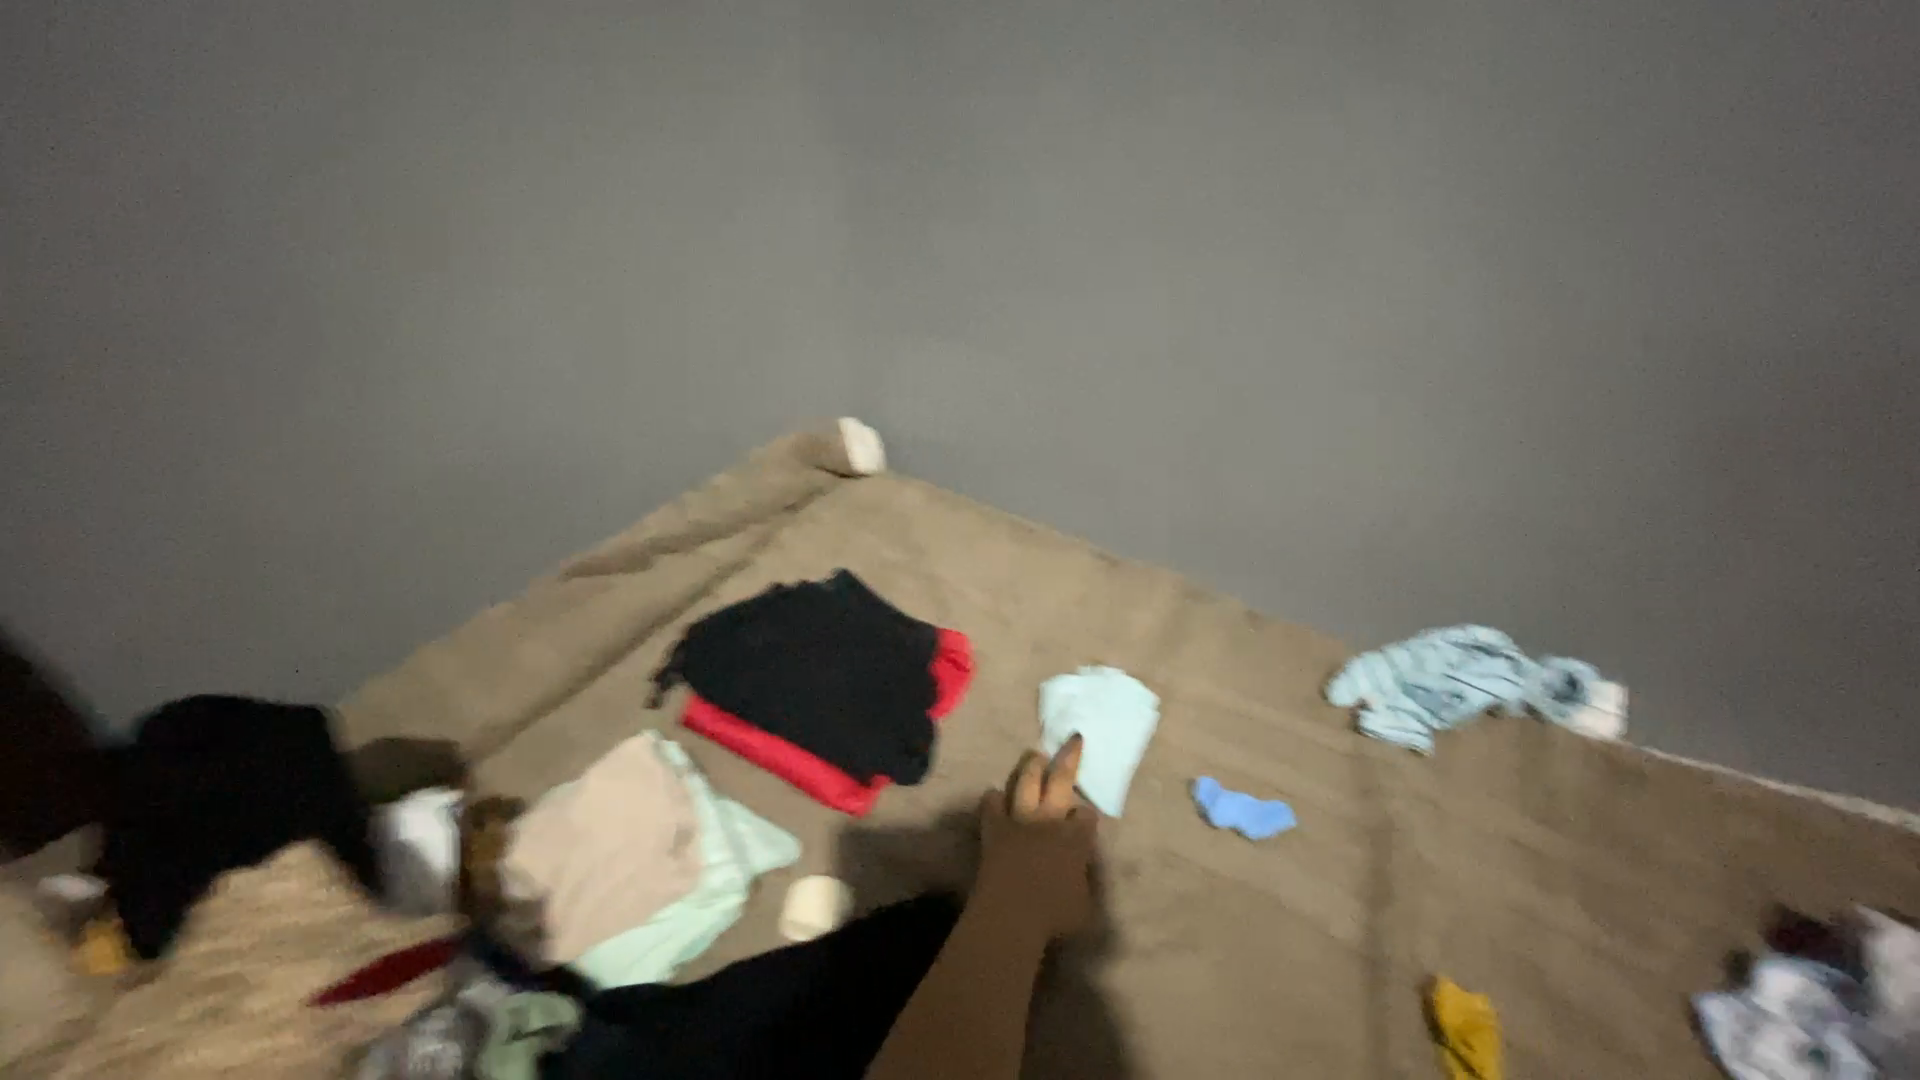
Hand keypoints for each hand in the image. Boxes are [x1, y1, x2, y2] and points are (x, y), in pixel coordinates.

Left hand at [978, 735, 1098, 939]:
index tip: (1084, 817)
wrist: (1012, 913)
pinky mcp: (994, 828)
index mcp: (1077, 840)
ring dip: (1031, 766)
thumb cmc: (1054, 916)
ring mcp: (1021, 820)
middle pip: (1061, 781)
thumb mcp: (1084, 907)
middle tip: (1073, 739)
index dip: (1086, 815)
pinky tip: (994, 795)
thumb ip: (1084, 883)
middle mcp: (1051, 821)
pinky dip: (994, 799)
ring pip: (1027, 782)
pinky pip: (992, 804)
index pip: (1087, 816)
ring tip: (1034, 754)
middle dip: (1069, 758)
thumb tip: (1082, 877)